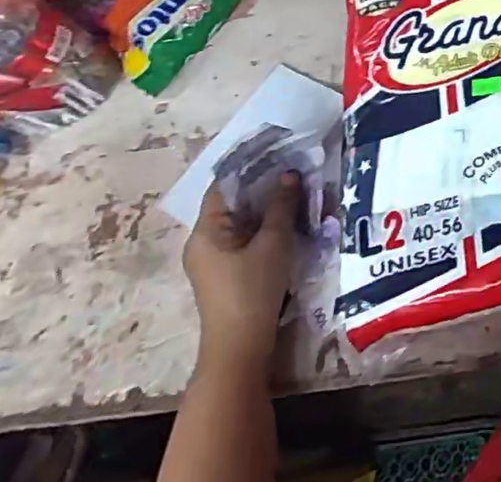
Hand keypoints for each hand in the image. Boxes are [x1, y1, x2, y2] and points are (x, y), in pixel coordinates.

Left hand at [184, 171, 304, 367]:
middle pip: (233, 203)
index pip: (224, 186)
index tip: (278, 152)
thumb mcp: (273, 242)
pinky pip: (245, 238)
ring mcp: (214, 260)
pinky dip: (265, 226)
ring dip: (267, 207)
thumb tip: (290, 173)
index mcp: (206, 231)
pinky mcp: (227, 273)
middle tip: (294, 169)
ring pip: (242, 222)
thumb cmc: (252, 289)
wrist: (240, 348)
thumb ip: (282, 205)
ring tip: (297, 191)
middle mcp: (203, 242)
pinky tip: (289, 221)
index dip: (249, 167)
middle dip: (263, 186)